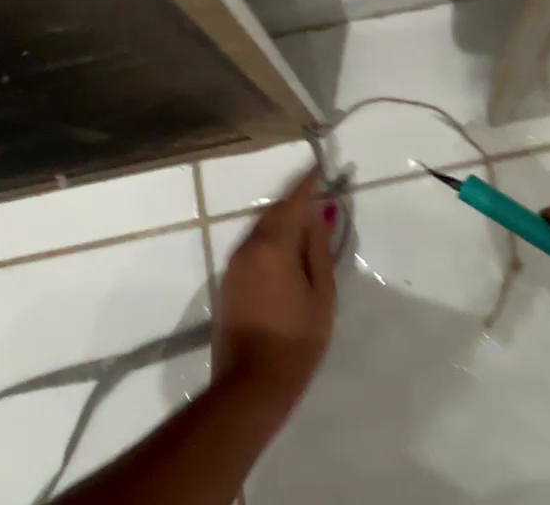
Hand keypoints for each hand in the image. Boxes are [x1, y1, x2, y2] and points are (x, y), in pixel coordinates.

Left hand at [213, 168, 337, 406]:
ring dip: (282, 220)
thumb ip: (319, 249)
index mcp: (273, 246)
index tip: (321, 165)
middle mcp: (248, 248)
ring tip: (306, 219)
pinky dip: (271, 239)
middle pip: (273, 213)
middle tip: (318, 192)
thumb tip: (320, 213)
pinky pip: (252, 247)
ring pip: (260, 230)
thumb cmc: (296, 339)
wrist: (251, 385)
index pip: (292, 202)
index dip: (308, 182)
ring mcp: (234, 266)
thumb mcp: (320, 293)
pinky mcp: (228, 284)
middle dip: (294, 200)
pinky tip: (287, 249)